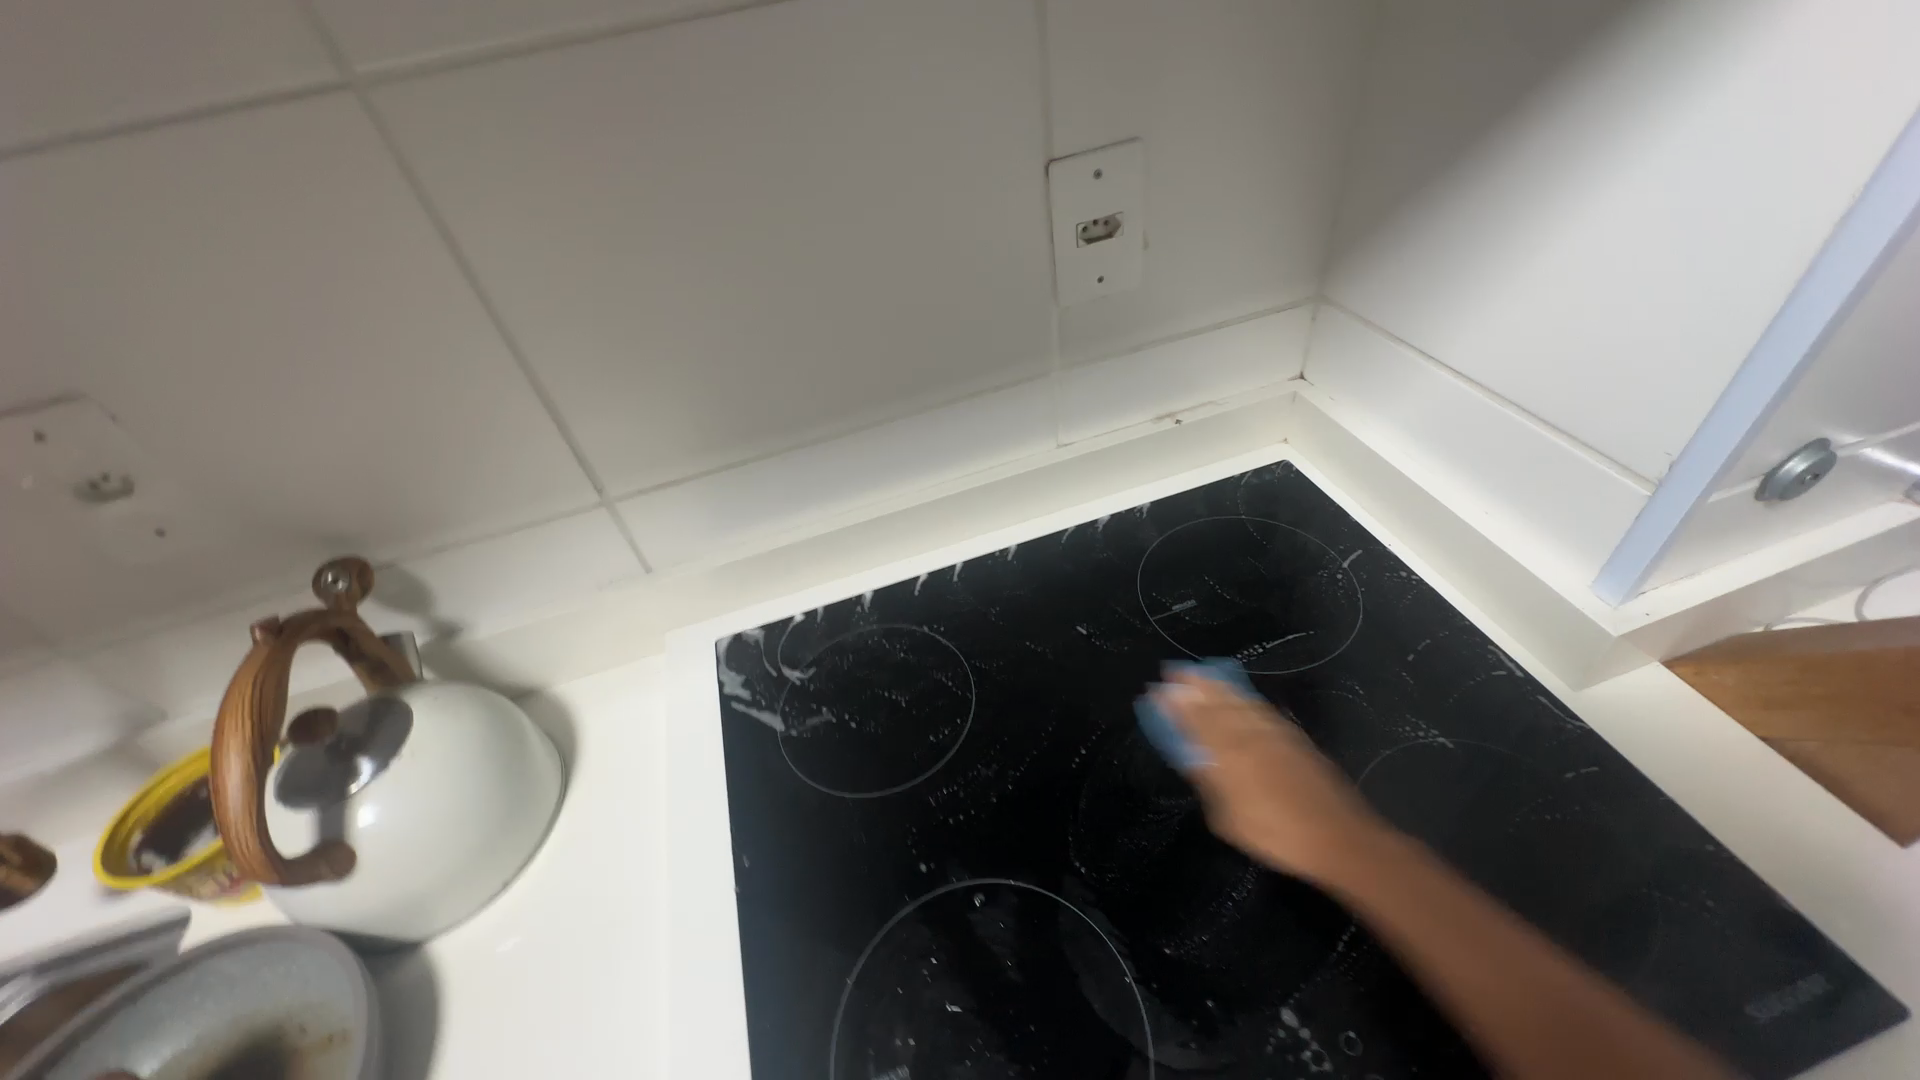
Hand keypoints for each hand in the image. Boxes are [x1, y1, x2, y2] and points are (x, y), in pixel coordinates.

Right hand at [1150, 668, 1388, 883]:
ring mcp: (1275, 734)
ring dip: (1218, 686)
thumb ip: (1208, 781)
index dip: (1175, 705)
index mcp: (1229, 755)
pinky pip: (1261, 709)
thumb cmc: (1276, 835)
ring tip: (1200, 674)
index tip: (1157, 690)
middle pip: (1217, 704)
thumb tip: (1189, 756)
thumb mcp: (1228, 818)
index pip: (1195, 721)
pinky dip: (1245, 698)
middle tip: (1175, 671)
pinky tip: (1240, 695)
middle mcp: (1250, 736)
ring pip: (1240, 702)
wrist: (1341, 837)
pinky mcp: (1295, 738)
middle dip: (1194, 686)